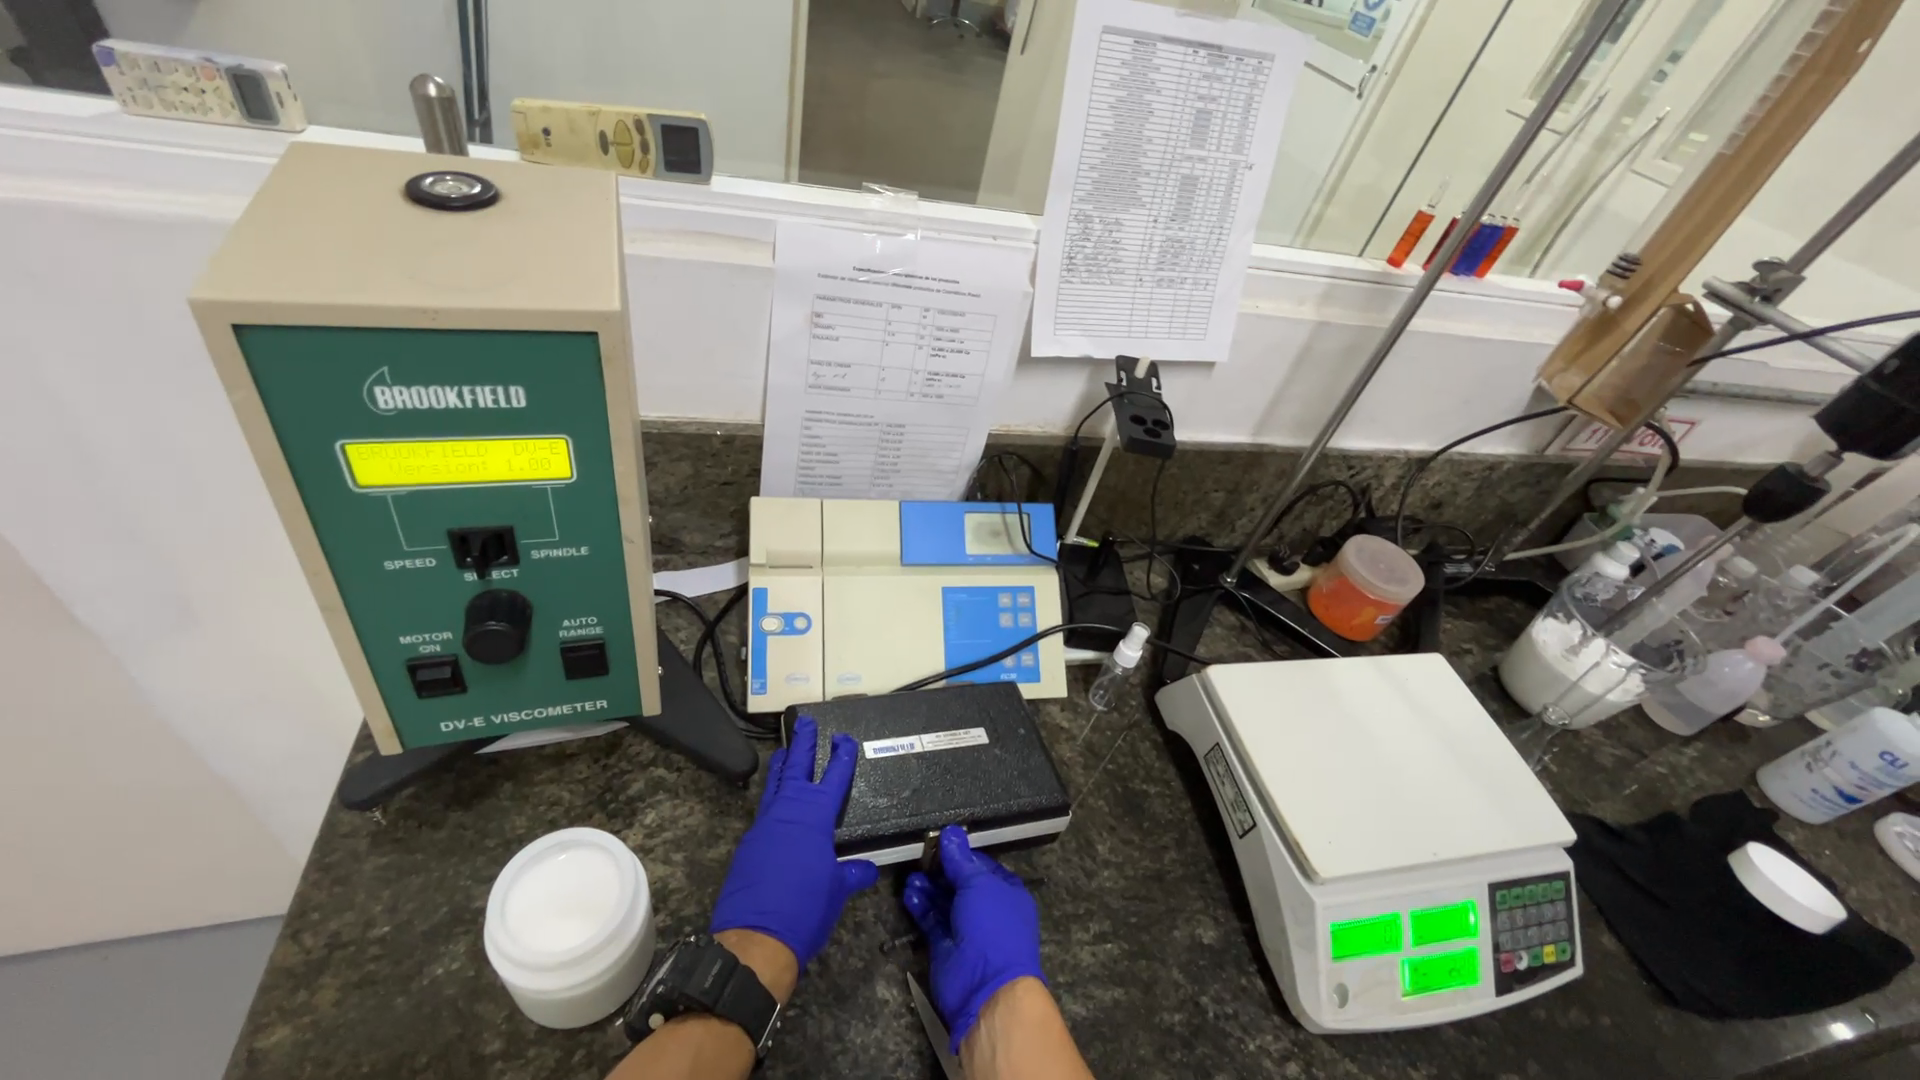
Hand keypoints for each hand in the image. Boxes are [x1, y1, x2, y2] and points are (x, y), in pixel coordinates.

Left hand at [710, 716, 878, 969]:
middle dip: (803, 745)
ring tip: (783, 751)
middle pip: (796, 769)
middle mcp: (787, 813)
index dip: (841, 758)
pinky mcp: (748, 847)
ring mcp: (763, 828)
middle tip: (805, 722)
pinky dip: (771, 801)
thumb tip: (868, 869)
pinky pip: (764, 813)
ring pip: (774, 787)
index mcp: (814, 817)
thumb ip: (852, 874)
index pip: (833, 779)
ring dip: (781, 767)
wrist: (756, 939)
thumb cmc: (805, 908)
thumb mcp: (837, 890)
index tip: (844, 739)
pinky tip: (775, 806)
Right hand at [902, 825, 1045, 1052]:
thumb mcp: (979, 884)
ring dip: (928, 887)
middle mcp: (987, 909)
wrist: (986, 987)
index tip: (938, 841)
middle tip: (919, 857)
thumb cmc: (993, 927)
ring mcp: (966, 929)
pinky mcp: (945, 946)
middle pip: (960, 882)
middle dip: (940, 870)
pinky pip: (932, 920)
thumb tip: (950, 832)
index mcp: (1005, 892)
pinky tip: (909, 894)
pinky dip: (921, 907)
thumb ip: (961, 860)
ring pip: (944, 901)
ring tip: (911, 876)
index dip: (960, 853)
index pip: (980, 865)